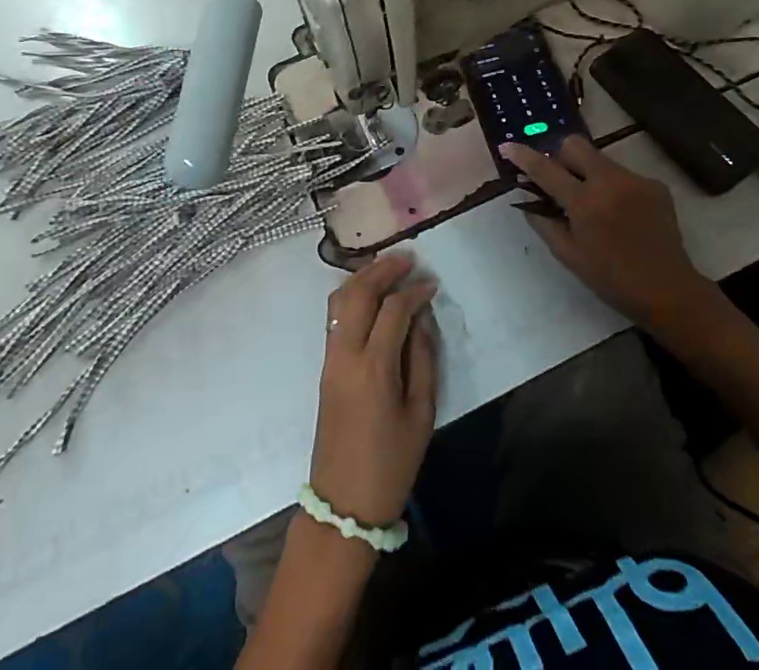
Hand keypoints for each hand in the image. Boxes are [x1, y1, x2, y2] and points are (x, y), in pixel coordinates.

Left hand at [309, 254, 437, 529]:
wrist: (344, 502)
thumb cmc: (392, 462)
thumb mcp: (422, 413)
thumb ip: (423, 359)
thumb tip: (422, 319)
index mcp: (374, 368)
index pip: (393, 310)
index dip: (415, 291)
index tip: (433, 283)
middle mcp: (345, 356)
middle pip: (357, 295)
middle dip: (382, 270)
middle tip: (407, 257)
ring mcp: (329, 361)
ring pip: (338, 303)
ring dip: (362, 279)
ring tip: (388, 267)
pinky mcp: (324, 369)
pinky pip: (334, 320)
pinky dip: (352, 298)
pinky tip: (371, 295)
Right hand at [501, 137, 715, 332]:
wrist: (666, 289)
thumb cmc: (611, 279)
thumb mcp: (568, 255)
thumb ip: (544, 222)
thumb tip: (528, 199)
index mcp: (585, 202)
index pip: (546, 169)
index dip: (523, 156)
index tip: (508, 146)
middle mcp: (611, 181)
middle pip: (576, 145)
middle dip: (560, 156)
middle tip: (557, 180)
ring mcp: (636, 180)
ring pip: (601, 159)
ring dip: (587, 173)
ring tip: (592, 206)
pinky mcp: (655, 185)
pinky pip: (624, 175)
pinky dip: (612, 187)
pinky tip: (619, 214)